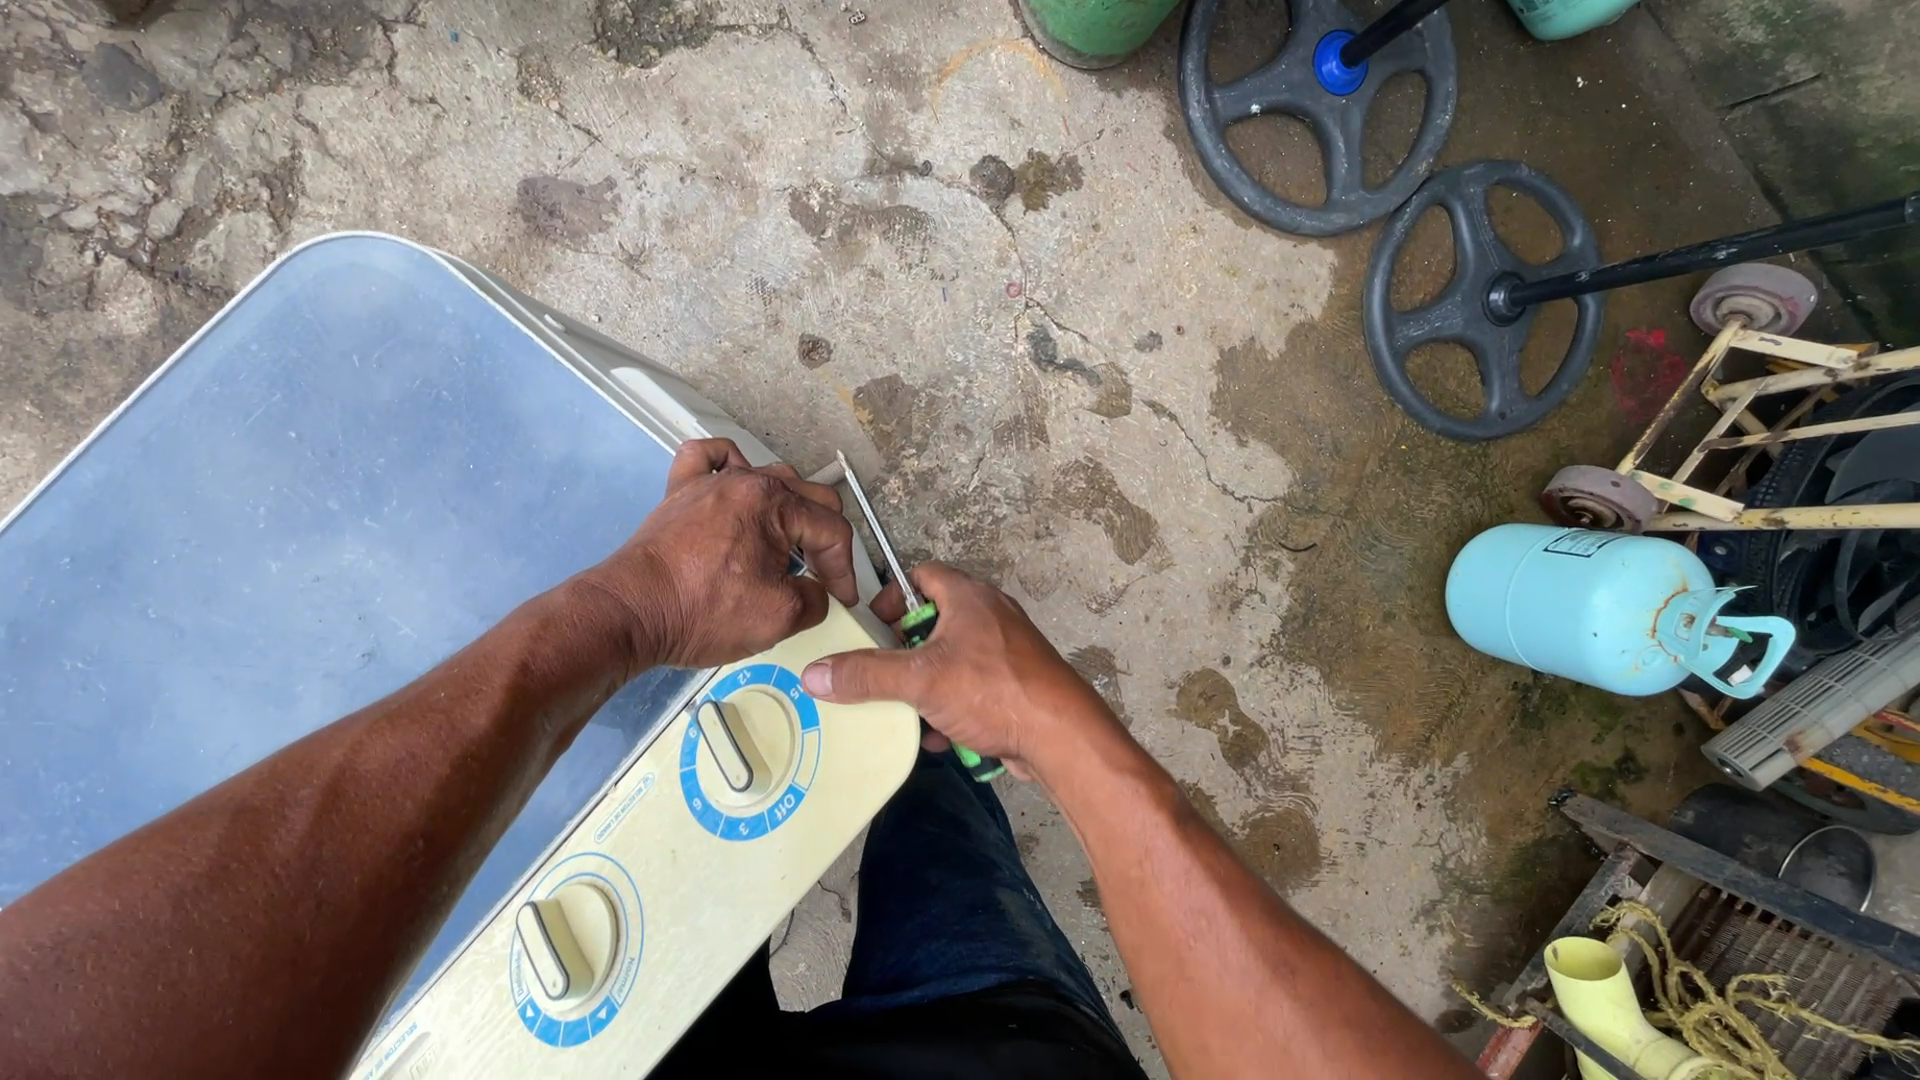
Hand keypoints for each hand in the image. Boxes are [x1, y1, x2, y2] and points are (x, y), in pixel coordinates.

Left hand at [578, 438, 858, 670]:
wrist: (630, 612)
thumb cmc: (705, 612)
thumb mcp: (781, 616)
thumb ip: (817, 598)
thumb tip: (814, 591)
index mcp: (776, 503)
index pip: (833, 530)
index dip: (845, 569)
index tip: (842, 600)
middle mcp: (747, 481)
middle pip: (810, 497)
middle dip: (824, 540)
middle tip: (821, 577)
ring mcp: (710, 481)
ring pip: (768, 476)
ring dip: (789, 510)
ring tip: (787, 546)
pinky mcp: (679, 491)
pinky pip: (710, 457)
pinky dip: (731, 465)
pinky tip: (735, 484)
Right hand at [799, 562, 1121, 778]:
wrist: (1060, 735)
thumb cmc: (993, 689)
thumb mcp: (921, 680)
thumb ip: (867, 676)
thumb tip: (815, 675)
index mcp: (969, 597)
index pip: (921, 575)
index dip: (891, 597)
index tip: (871, 628)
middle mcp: (989, 616)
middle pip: (932, 622)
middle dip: (904, 653)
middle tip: (882, 674)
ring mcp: (1005, 651)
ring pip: (950, 660)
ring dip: (926, 687)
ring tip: (906, 710)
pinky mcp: (1014, 684)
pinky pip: (971, 688)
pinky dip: (952, 708)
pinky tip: (940, 736)